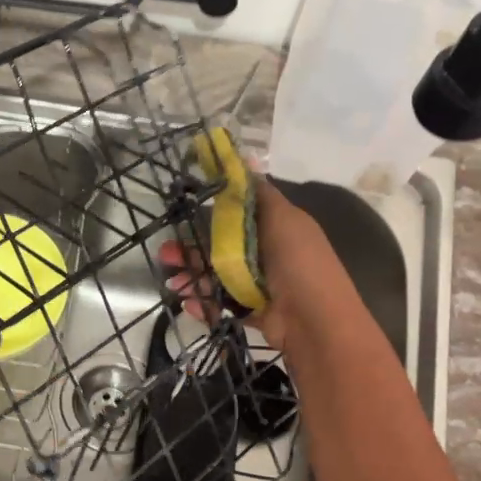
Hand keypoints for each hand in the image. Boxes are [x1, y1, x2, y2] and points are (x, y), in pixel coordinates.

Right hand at [158, 181, 334, 349]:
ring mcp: (262, 285)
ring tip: (172, 284)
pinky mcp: (255, 312)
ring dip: (194, 279)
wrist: (315, 320)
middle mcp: (269, 255)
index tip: (182, 213)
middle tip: (165, 253)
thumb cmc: (298, 262)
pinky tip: (188, 304)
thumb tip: (247, 159)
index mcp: (277, 229)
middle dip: (192, 251)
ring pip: (220, 278)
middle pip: (222, 249)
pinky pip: (225, 306)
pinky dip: (206, 305)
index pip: (238, 217)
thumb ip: (259, 194)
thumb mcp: (282, 218)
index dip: (210, 214)